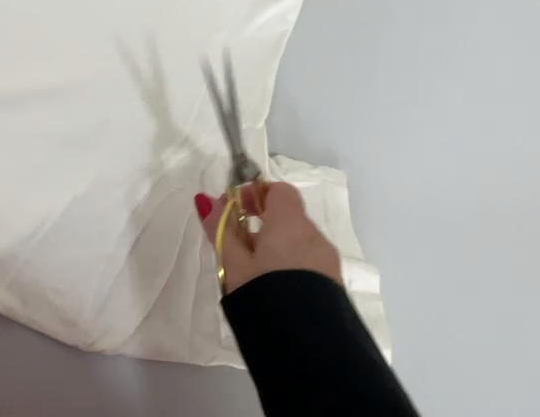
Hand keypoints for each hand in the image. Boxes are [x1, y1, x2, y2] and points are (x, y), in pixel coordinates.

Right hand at [195, 182, 342, 293]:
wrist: (310, 349)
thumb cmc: (265, 294)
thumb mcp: (233, 262)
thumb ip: (220, 228)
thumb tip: (205, 199)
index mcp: (291, 224)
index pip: (279, 190)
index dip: (255, 193)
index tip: (234, 209)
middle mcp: (315, 237)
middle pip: (288, 216)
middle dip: (261, 222)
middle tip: (237, 242)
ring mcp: (328, 262)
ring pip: (298, 241)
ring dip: (275, 245)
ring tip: (252, 269)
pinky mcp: (335, 285)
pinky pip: (308, 261)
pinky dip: (290, 263)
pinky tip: (273, 285)